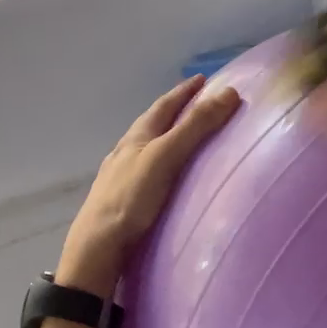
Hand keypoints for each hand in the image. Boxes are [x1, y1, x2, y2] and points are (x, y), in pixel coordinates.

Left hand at [57, 75, 241, 296]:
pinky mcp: (124, 200)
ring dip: (169, 139)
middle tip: (201, 105)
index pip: (164, 105)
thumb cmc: (131, 199)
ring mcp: (122, 176)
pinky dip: (164, 166)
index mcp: (136, 136)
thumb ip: (195, 127)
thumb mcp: (166, 157)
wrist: (97, 247)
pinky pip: (148, 173)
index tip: (204, 80)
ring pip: (149, 149)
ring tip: (189, 140)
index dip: (185, 91)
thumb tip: (228, 92)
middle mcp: (126, 152)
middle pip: (154, 124)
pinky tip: (169, 179)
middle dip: (177, 112)